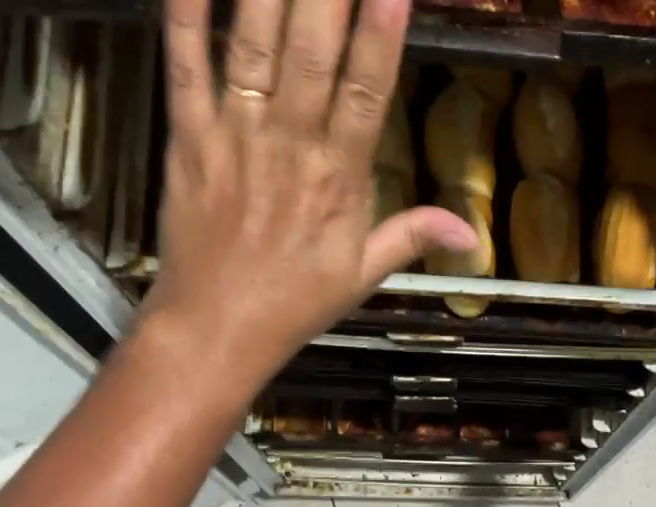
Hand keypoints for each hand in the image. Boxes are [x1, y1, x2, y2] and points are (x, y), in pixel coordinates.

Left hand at [137, 0, 478, 403]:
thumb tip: (472, 235)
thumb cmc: (293, 303)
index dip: (380, 37)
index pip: (365, 95)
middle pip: (311, 54)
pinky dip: (184, 14)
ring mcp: (234, 138)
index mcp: (337, 180)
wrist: (216, 327)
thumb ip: (412, 238)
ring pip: (252, 47)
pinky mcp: (187, 138)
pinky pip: (183, 66)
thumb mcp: (362, 276)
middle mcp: (288, 148)